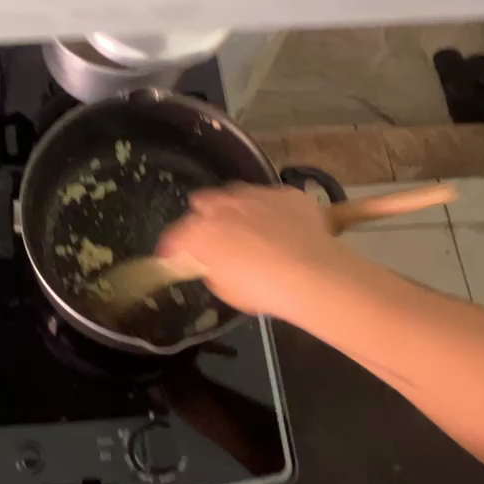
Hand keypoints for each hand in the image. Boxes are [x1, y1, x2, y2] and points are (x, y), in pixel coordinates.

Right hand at [158, 183, 352, 316]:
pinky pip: (271, 199)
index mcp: (198, 232)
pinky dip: (272, 211)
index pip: (172, 238)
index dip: (172, 249)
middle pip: (202, 203)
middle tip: (218, 238)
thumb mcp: (224, 288)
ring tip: (253, 231)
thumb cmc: (261, 289)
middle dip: (205, 218)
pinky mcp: (284, 193)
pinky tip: (284, 229)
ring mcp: (254, 194)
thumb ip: (210, 268)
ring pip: (236, 195)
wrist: (312, 273)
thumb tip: (211, 263)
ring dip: (238, 210)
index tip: (175, 259)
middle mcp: (221, 205)